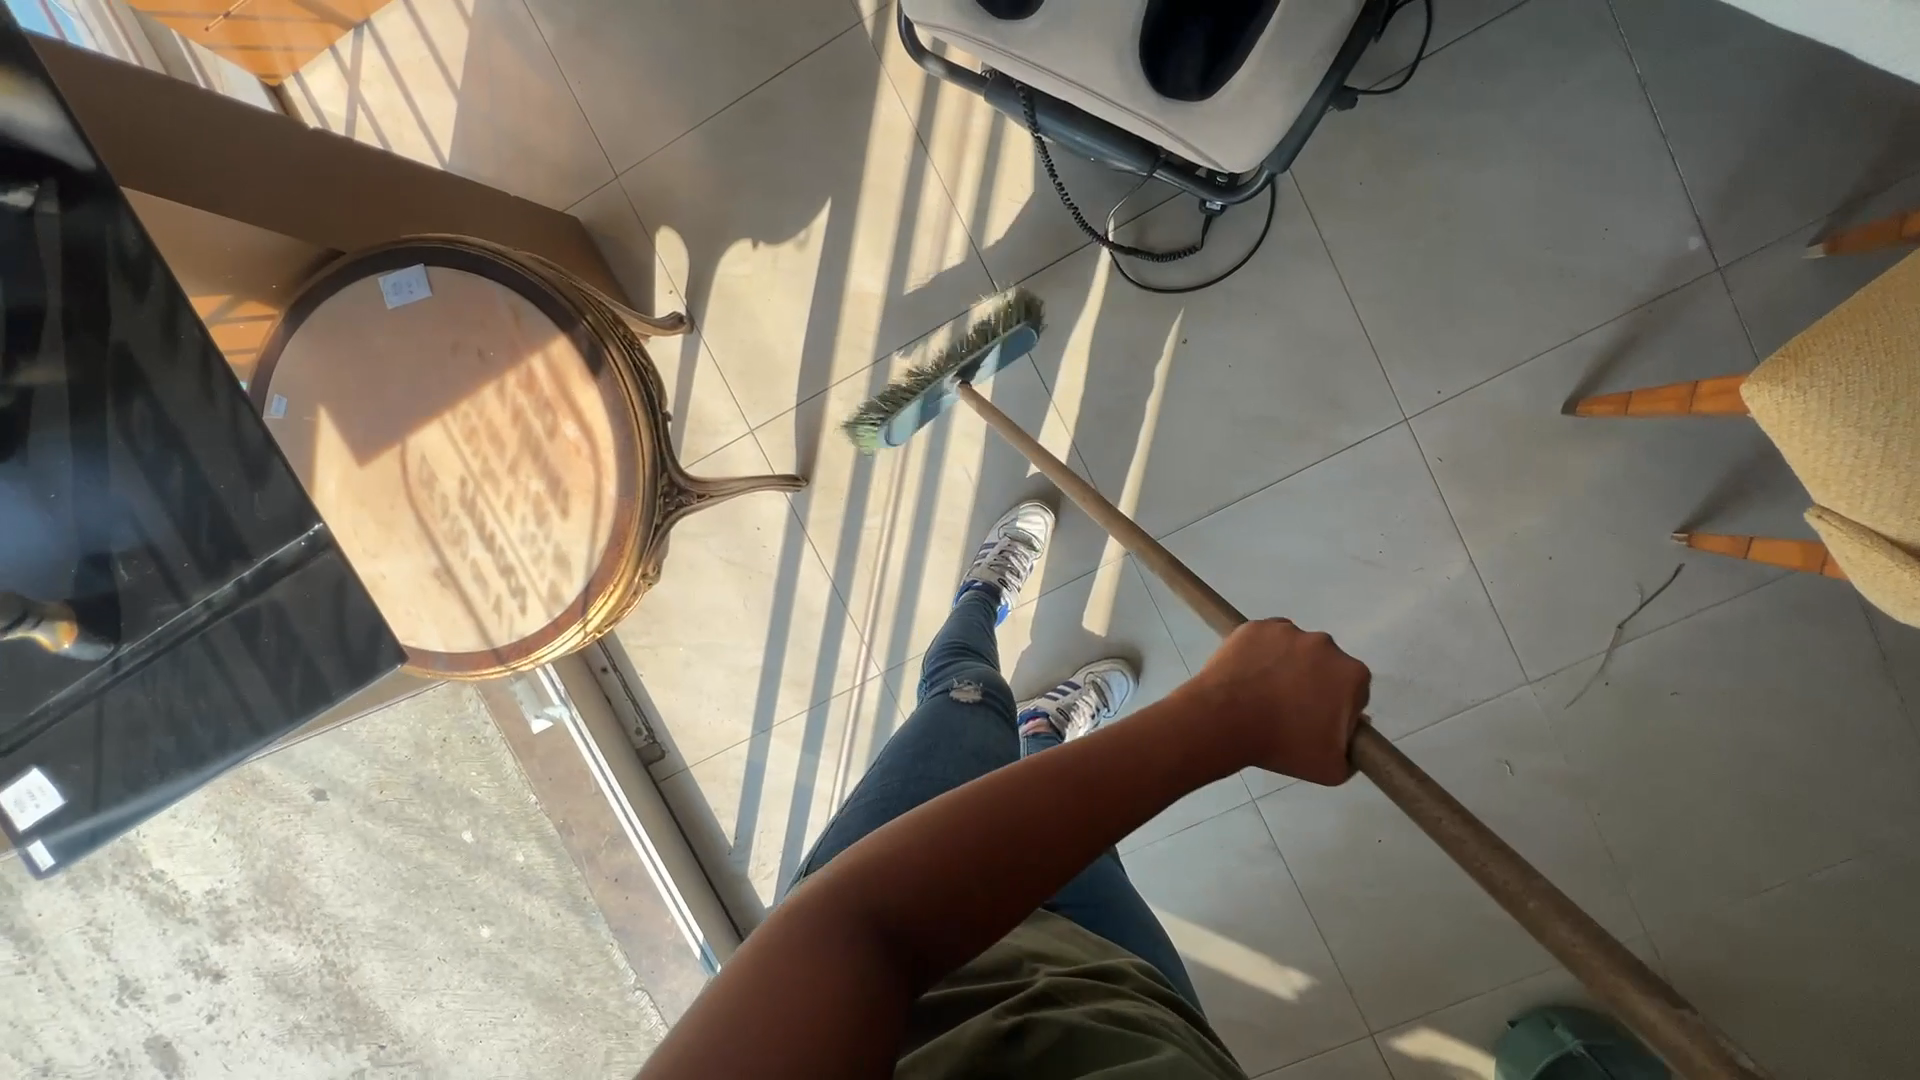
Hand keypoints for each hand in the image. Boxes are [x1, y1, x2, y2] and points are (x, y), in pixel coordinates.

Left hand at [1184, 619, 1370, 785]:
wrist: (1223, 721)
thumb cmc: (1282, 745)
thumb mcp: (1334, 768)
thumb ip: (1353, 750)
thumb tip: (1350, 727)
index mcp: (1352, 674)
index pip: (1352, 691)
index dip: (1335, 708)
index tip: (1313, 722)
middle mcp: (1324, 644)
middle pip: (1323, 665)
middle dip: (1311, 683)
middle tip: (1285, 708)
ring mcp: (1286, 631)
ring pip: (1292, 649)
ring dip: (1284, 665)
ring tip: (1261, 692)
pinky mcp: (1253, 626)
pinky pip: (1263, 639)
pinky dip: (1258, 652)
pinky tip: (1247, 673)